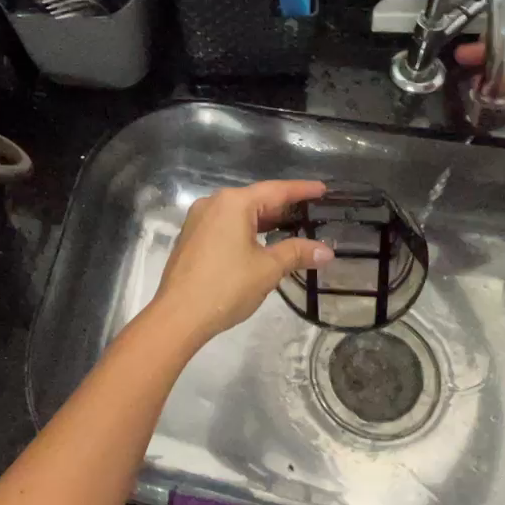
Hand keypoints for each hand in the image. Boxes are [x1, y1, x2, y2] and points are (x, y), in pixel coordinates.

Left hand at [146, 180, 333, 343]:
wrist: (179, 315)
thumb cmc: (226, 286)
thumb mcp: (267, 269)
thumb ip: (297, 253)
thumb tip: (326, 252)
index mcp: (233, 203)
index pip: (275, 190)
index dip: (302, 190)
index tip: (323, 189)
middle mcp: (213, 203)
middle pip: (256, 199)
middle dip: (283, 207)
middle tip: (312, 212)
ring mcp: (198, 219)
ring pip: (239, 213)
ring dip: (264, 220)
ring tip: (292, 227)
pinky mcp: (191, 237)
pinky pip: (225, 225)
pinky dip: (246, 229)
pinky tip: (261, 241)